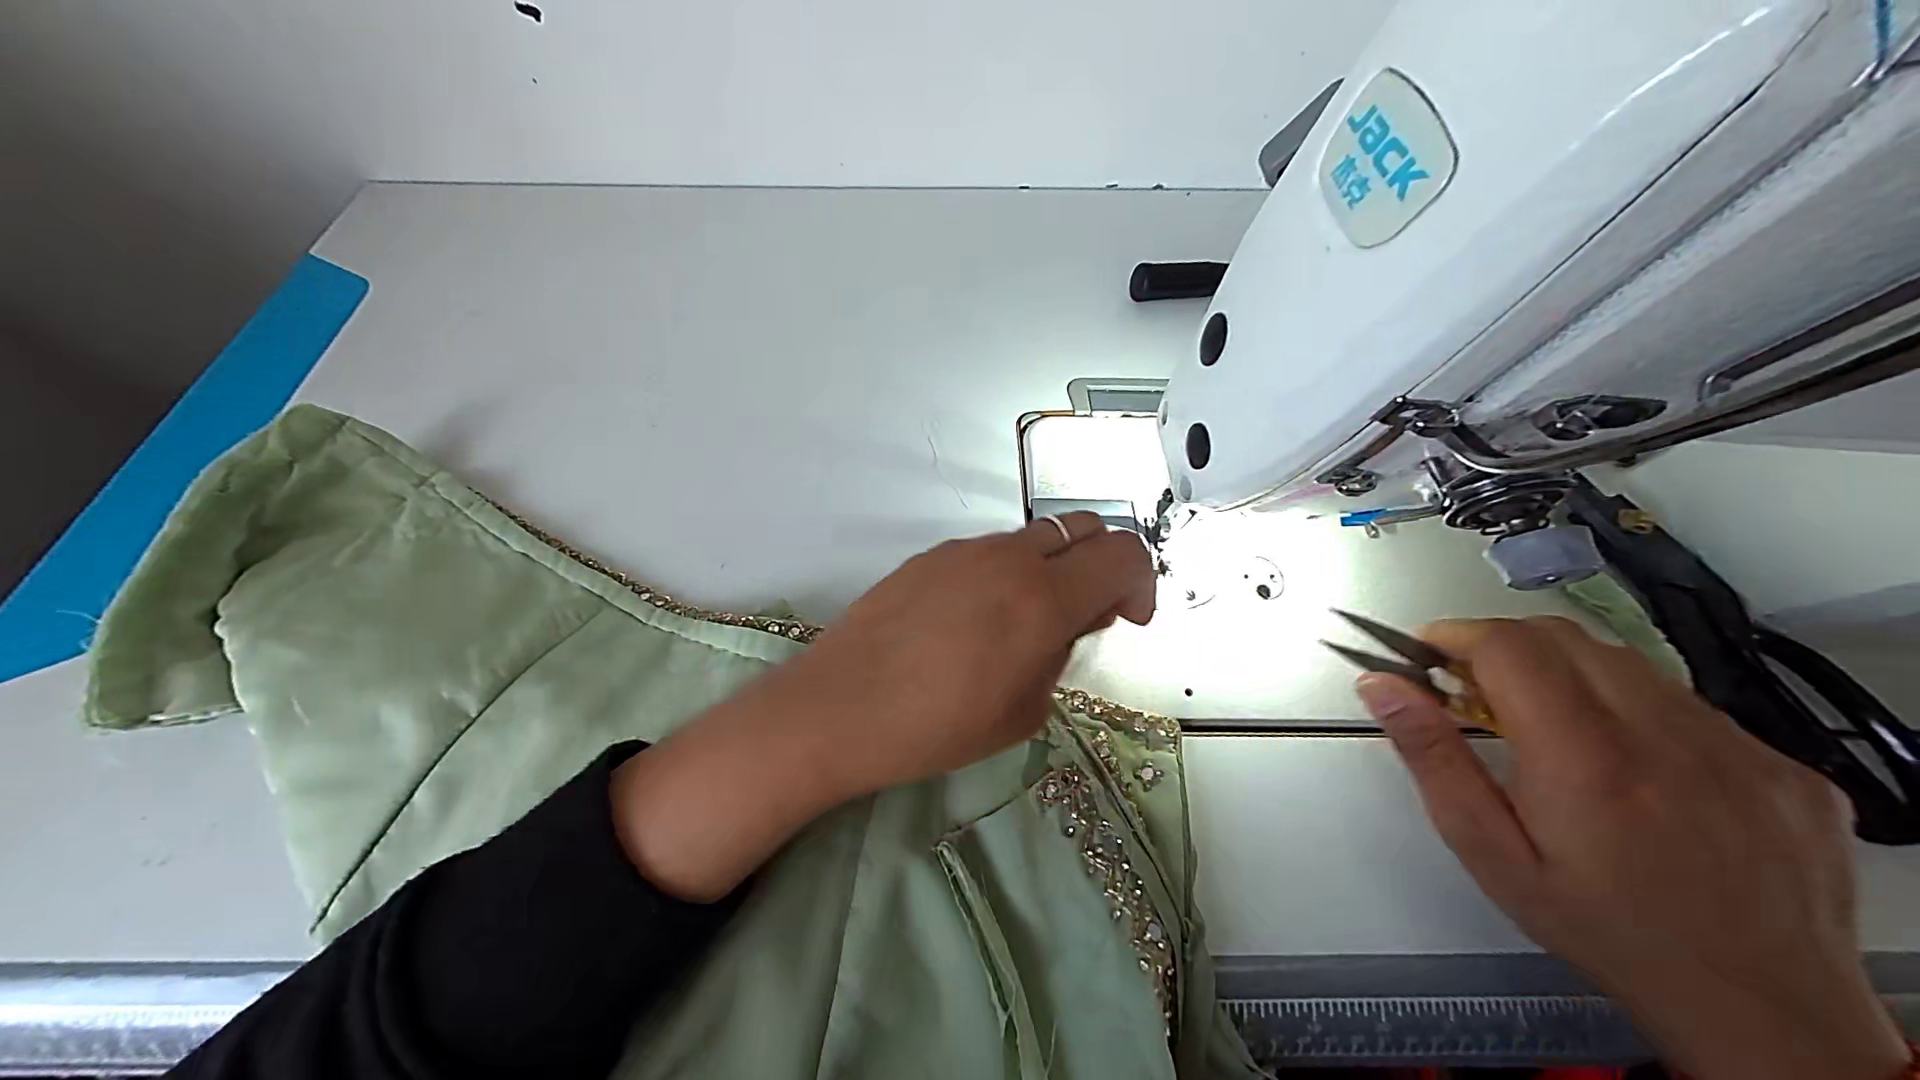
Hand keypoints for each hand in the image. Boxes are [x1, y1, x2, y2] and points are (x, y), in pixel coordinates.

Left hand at [612, 514, 1154, 900]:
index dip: (1141, 582)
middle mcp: (1008, 559)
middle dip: (1102, 564)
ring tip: (1026, 621)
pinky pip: (989, 551)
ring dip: (1052, 567)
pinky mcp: (929, 556)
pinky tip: (978, 618)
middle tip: (1087, 614)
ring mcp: (964, 551)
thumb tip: (1072, 620)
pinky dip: (1008, 571)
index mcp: (1041, 599)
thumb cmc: (935, 727)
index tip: (1127, 619)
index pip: (1122, 555)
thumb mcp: (1023, 710)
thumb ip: (1061, 652)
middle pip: (1083, 528)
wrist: (838, 708)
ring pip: (1034, 537)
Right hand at [1357, 617, 1907, 1079]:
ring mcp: (1739, 748)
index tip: (1428, 651)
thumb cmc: (1599, 926)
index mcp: (1586, 758)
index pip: (1510, 647)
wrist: (1761, 1010)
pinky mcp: (1783, 765)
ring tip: (1544, 721)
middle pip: (1563, 637)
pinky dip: (1630, 705)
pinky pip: (1686, 702)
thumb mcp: (1487, 848)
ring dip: (1564, 671)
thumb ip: (1431, 756)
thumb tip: (1382, 685)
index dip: (1457, 635)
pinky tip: (1625, 759)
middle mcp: (1668, 738)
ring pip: (1624, 662)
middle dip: (1501, 644)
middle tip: (1473, 686)